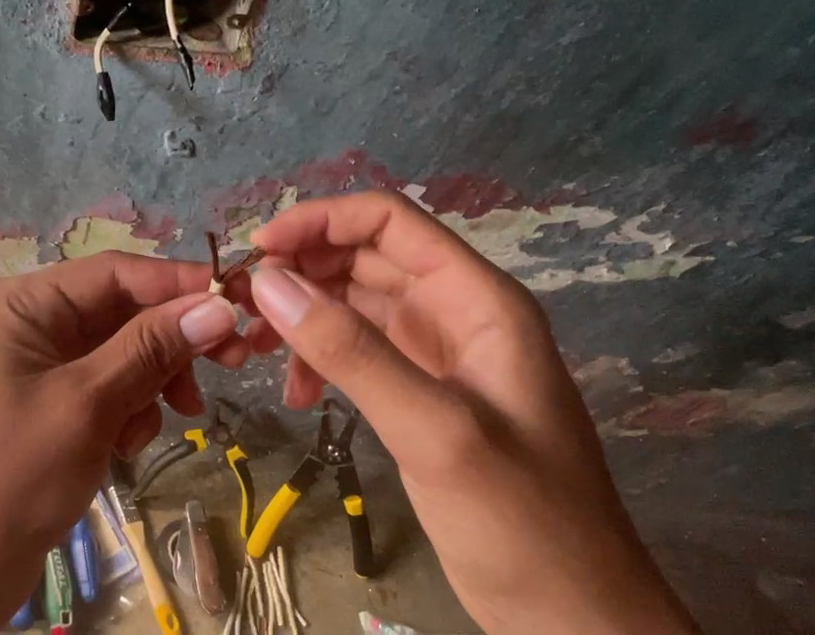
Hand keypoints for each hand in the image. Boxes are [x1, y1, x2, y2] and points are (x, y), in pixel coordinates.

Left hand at [0, 252, 244, 634]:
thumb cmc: (15, 473)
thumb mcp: (89, 404)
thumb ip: (151, 348)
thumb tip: (216, 305)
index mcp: (25, 301)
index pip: (114, 272)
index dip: (176, 282)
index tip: (237, 302)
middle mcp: (32, 320)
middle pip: (123, 309)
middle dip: (170, 340)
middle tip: (231, 363)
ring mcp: (41, 361)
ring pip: (124, 350)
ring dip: (152, 382)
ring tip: (164, 423)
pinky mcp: (53, 399)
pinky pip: (110, 385)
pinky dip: (131, 409)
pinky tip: (126, 446)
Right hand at [233, 191, 697, 634]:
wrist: (574, 621)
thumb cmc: (522, 521)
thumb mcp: (433, 430)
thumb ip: (350, 350)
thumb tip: (266, 280)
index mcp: (477, 299)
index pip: (388, 220)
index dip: (320, 221)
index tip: (258, 250)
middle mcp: (455, 311)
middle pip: (362, 256)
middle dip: (299, 270)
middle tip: (240, 305)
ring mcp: (436, 352)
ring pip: (351, 301)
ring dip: (300, 313)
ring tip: (252, 347)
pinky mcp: (417, 390)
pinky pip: (353, 348)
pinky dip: (316, 357)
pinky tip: (294, 393)